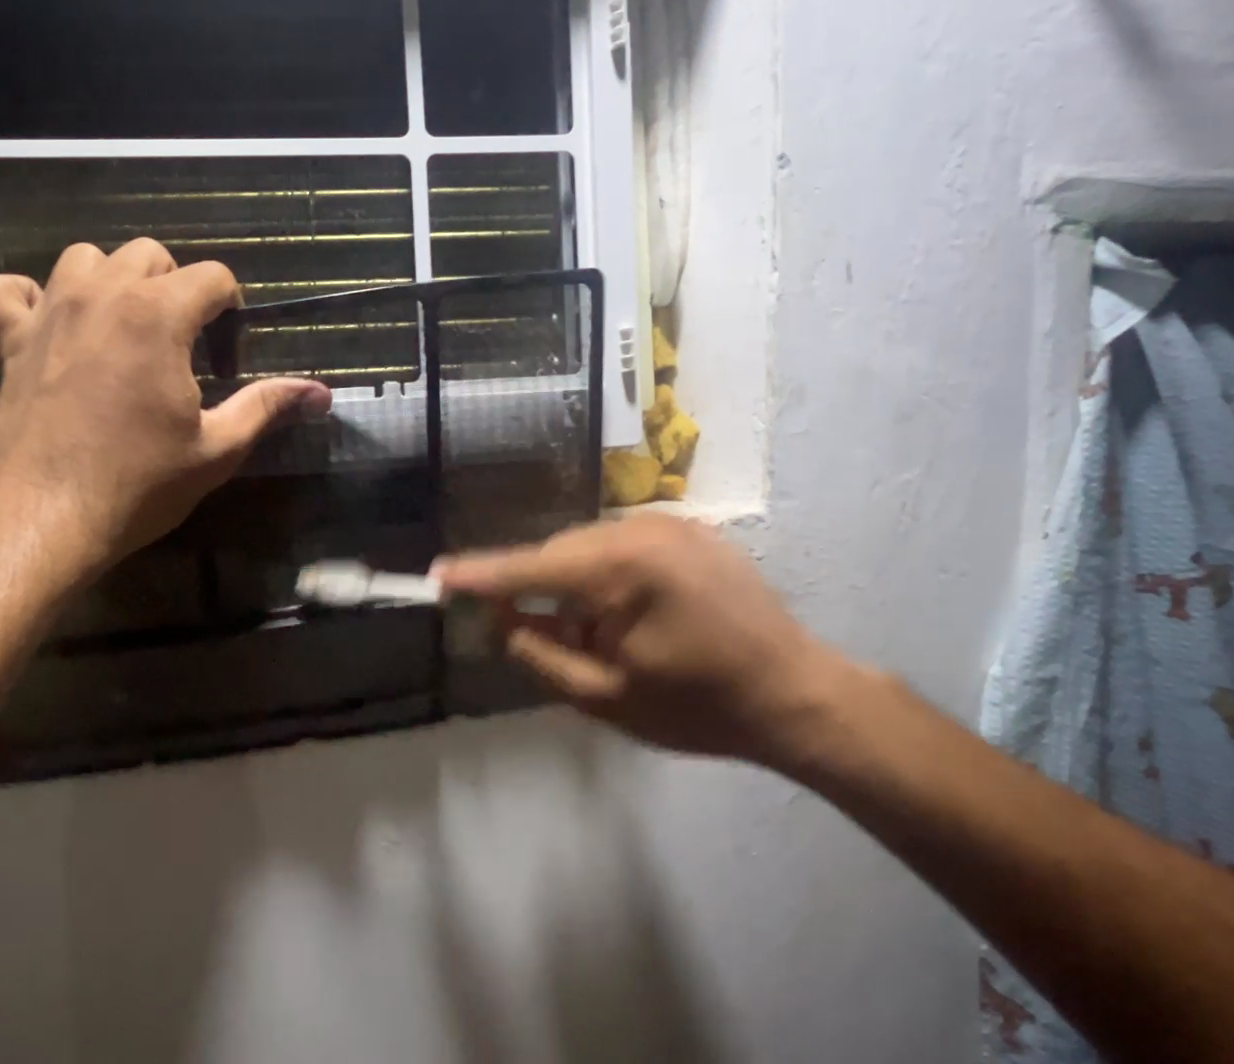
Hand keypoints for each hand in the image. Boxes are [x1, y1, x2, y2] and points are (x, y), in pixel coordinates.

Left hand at [0, 239, 332, 572]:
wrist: (46, 516)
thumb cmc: (139, 484)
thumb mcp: (216, 449)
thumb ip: (267, 407)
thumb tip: (322, 393)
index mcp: (159, 314)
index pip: (213, 276)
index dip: (230, 311)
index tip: (225, 359)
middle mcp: (103, 294)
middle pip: (150, 255)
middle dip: (175, 289)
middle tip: (180, 347)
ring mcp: (50, 312)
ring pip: (84, 258)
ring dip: (111, 281)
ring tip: (123, 330)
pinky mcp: (10, 339)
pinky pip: (5, 290)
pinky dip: (26, 296)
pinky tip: (48, 324)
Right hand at [439, 513, 859, 766]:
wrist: (797, 697)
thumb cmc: (698, 707)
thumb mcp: (603, 696)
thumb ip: (539, 652)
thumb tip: (498, 621)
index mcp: (621, 568)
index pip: (529, 568)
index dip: (479, 575)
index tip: (437, 577)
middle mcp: (643, 530)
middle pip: (558, 553)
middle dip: (534, 588)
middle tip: (522, 630)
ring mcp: (673, 525)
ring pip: (589, 547)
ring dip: (572, 584)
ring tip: (591, 634)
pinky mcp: (693, 532)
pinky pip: (623, 546)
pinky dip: (605, 575)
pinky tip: (624, 614)